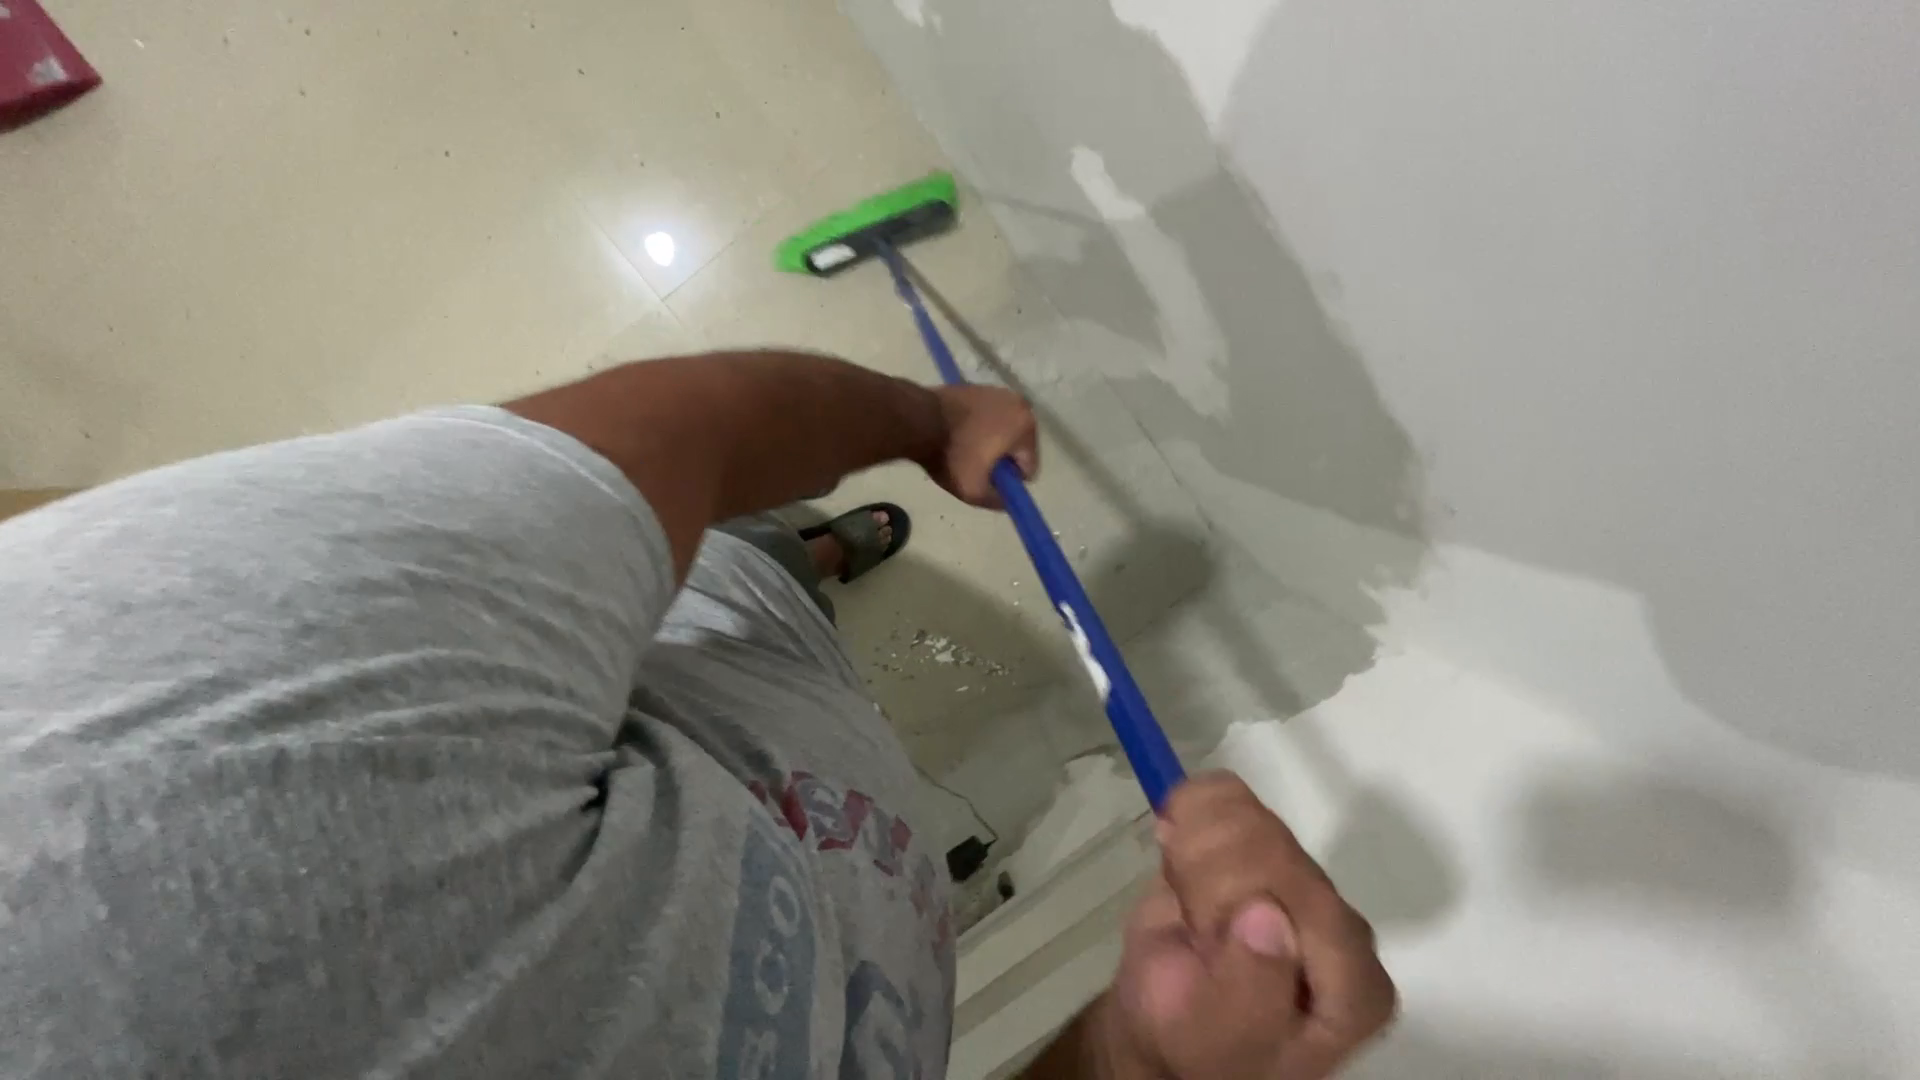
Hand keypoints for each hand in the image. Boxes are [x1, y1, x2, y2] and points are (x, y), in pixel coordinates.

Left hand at [923, 385, 1038, 507]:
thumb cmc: (952, 456)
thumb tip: (1006, 500)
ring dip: (991, 443)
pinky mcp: (978, 386)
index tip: (987, 481)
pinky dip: (979, 428)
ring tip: (966, 451)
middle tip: (976, 467)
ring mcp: (998, 391)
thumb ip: (998, 500)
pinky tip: (959, 435)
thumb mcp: (975, 492)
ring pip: (1003, 431)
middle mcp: (1019, 404)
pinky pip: (987, 417)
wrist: (917, 420)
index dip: (1009, 481)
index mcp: (1026, 426)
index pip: (1028, 467)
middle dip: (1001, 459)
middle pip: (1017, 446)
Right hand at [1100, 772, 1395, 1078]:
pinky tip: (1184, 862)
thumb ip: (1250, 987)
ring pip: (1241, 811)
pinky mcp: (1261, 839)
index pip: (1306, 896)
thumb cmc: (1197, 1041)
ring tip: (1192, 906)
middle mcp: (1338, 920)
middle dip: (1208, 882)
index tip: (1202, 937)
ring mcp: (1299, 874)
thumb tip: (1266, 913)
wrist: (1163, 1020)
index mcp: (1353, 978)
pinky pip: (1219, 792)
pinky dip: (1184, 817)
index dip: (1232, 900)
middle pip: (1269, 845)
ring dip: (1193, 853)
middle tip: (1196, 929)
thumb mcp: (1221, 1036)